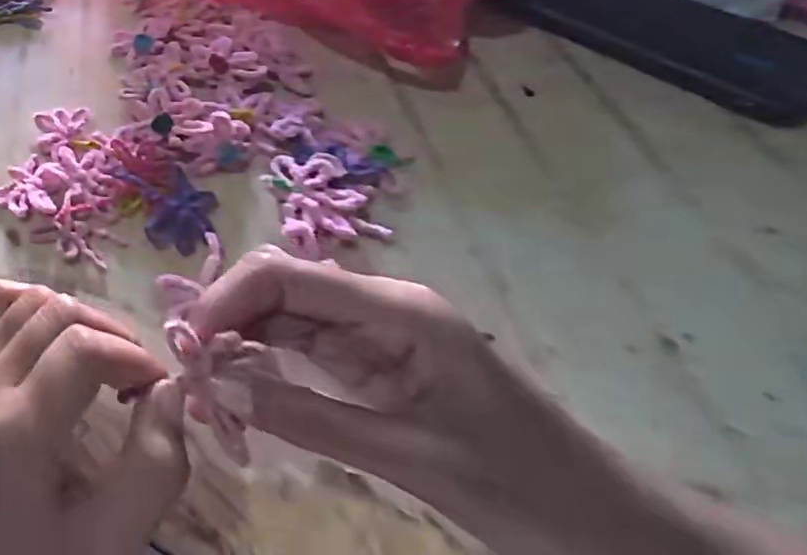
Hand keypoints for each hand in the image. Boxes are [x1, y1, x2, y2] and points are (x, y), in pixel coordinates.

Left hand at [0, 282, 188, 554]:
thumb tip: (169, 388)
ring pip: (29, 299)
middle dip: (110, 332)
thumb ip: (152, 466)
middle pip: (56, 314)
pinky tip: (63, 329)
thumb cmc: (39, 550)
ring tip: (110, 357)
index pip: (80, 348)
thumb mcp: (108, 535)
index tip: (161, 386)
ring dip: (79, 315)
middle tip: (140, 374)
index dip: (132, 355)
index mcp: (17, 425)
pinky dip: (38, 302)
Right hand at [190, 248, 806, 554]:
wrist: (619, 531)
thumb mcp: (414, 458)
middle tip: (188, 364)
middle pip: (274, 286)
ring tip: (202, 378)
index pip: (284, 276)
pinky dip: (260, 361)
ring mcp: (370, 328)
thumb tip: (216, 383)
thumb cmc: (529, 490)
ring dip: (236, 340)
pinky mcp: (367, 356)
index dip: (225, 298)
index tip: (188, 341)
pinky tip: (237, 383)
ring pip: (278, 313)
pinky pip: (296, 344)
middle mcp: (374, 303)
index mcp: (395, 308)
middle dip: (223, 316)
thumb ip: (306, 418)